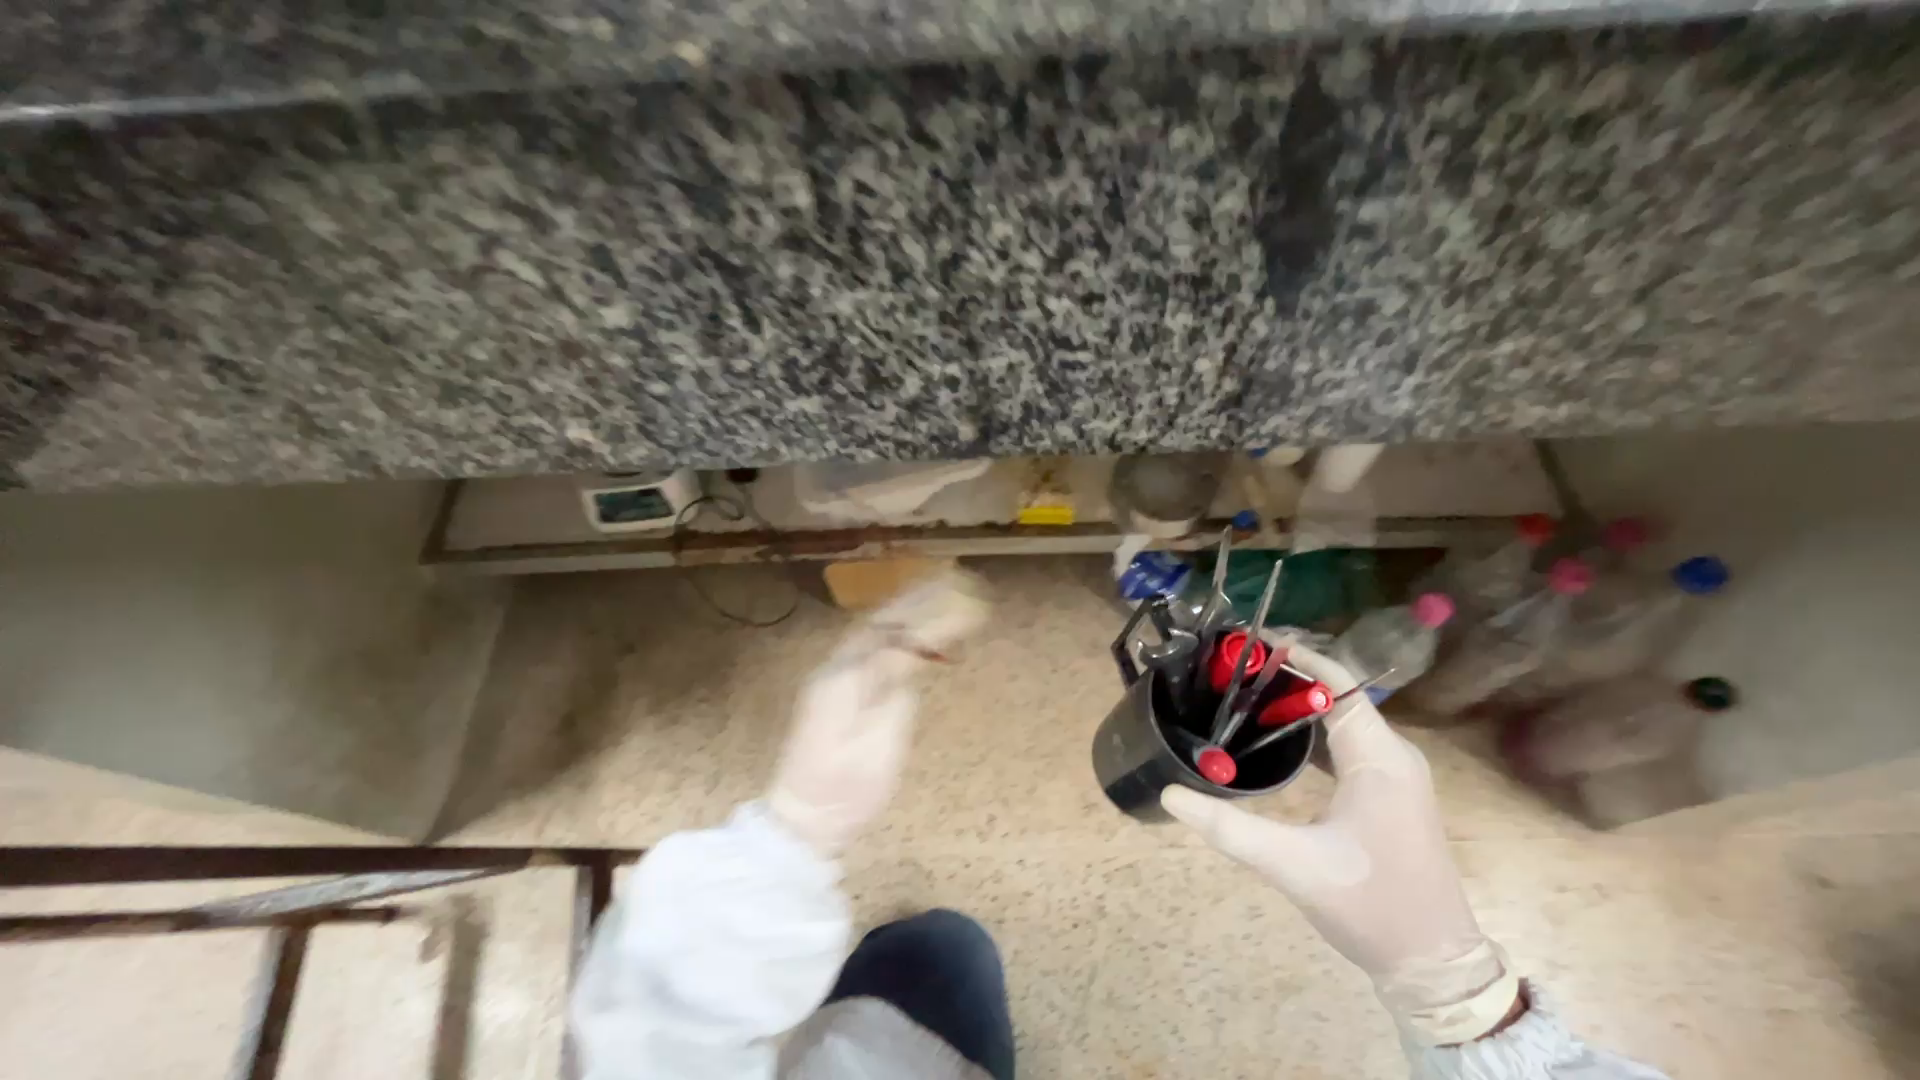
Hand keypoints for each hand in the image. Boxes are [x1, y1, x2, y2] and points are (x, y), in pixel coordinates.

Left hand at [766, 574, 987, 855]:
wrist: (803, 818)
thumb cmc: (845, 791)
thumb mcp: (877, 749)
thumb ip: (895, 699)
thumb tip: (911, 658)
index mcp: (846, 681)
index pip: (894, 638)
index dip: (931, 621)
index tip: (966, 606)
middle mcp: (837, 669)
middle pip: (881, 623)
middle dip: (919, 600)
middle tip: (956, 580)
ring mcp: (834, 677)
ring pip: (873, 630)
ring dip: (907, 607)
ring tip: (940, 588)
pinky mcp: (837, 688)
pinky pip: (869, 646)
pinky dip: (895, 628)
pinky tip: (913, 625)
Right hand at [1160, 644, 1519, 1045]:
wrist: (1433, 964)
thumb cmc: (1371, 906)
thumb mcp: (1292, 866)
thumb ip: (1228, 827)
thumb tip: (1169, 794)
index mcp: (1378, 758)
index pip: (1338, 683)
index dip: (1295, 656)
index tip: (1245, 644)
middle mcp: (1391, 756)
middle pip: (1337, 695)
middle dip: (1284, 678)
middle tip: (1227, 672)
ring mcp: (1393, 775)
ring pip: (1340, 720)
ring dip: (1295, 706)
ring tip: (1239, 697)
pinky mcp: (1387, 794)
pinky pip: (1344, 745)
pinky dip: (1309, 733)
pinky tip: (1270, 742)